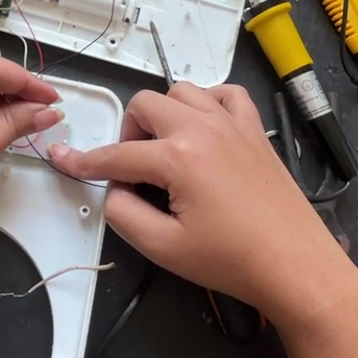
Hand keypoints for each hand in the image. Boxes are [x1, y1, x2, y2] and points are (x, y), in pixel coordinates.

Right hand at [49, 83, 357, 330]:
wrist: (296, 266)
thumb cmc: (231, 261)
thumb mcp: (163, 248)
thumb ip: (123, 214)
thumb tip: (114, 191)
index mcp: (177, 157)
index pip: (116, 155)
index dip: (83, 161)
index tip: (62, 158)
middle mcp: (202, 128)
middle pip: (144, 106)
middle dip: (128, 134)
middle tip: (135, 172)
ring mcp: (232, 124)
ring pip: (182, 91)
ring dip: (164, 114)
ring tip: (166, 149)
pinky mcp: (255, 130)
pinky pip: (226, 93)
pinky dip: (208, 102)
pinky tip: (205, 129)